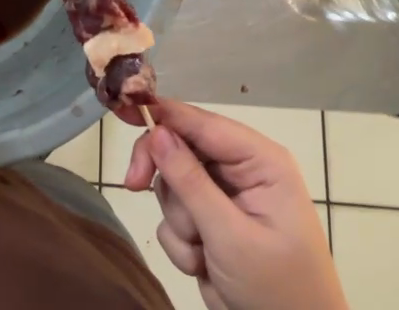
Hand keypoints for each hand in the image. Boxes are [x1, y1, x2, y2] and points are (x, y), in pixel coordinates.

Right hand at [124, 101, 345, 309]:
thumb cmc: (276, 289)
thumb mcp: (231, 237)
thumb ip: (191, 182)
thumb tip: (157, 131)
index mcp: (261, 161)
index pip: (201, 122)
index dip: (161, 113)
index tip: (122, 110)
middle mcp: (243, 170)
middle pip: (180, 147)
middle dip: (164, 177)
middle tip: (132, 185)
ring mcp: (226, 197)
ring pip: (173, 184)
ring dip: (178, 221)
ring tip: (202, 253)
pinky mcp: (212, 223)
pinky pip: (176, 215)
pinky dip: (181, 242)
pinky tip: (203, 265)